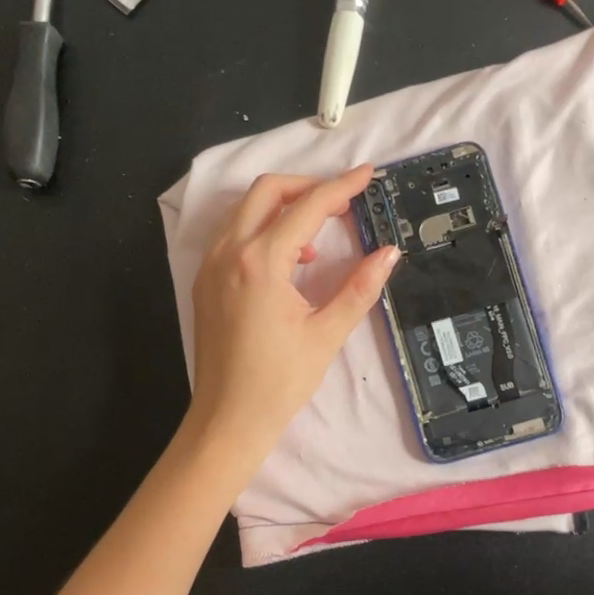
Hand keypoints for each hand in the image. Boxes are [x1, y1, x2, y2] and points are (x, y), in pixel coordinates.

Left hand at [186, 165, 399, 461]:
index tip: (367, 176)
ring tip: (317, 237)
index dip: (341, 188)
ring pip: (244, 210)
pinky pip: (231, 234)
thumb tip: (389, 253)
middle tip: (341, 203)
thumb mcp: (326, 334)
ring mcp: (210, 266)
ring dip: (282, 207)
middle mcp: (228, 253)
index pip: (306, 208)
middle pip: (267, 191)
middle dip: (307, 187)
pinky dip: (260, 229)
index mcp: (260, 262)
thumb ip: (359, 288)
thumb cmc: (279, 382)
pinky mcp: (204, 282)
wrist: (228, 419)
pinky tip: (287, 261)